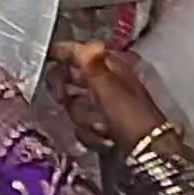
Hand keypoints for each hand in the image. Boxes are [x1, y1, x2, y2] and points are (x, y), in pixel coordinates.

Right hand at [50, 41, 168, 150]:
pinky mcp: (101, 125)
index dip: (61, 52)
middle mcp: (104, 80)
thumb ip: (92, 65)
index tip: (44, 56)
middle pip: (70, 77)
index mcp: (108, 65)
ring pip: (74, 104)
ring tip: (99, 124)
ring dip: (83, 116)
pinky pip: (82, 124)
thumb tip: (86, 43)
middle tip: (60, 97)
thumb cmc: (129, 114)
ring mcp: (102, 104)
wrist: (148, 151)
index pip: (78, 51)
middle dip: (65, 90)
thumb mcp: (108, 87)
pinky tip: (102, 136)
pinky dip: (90, 132)